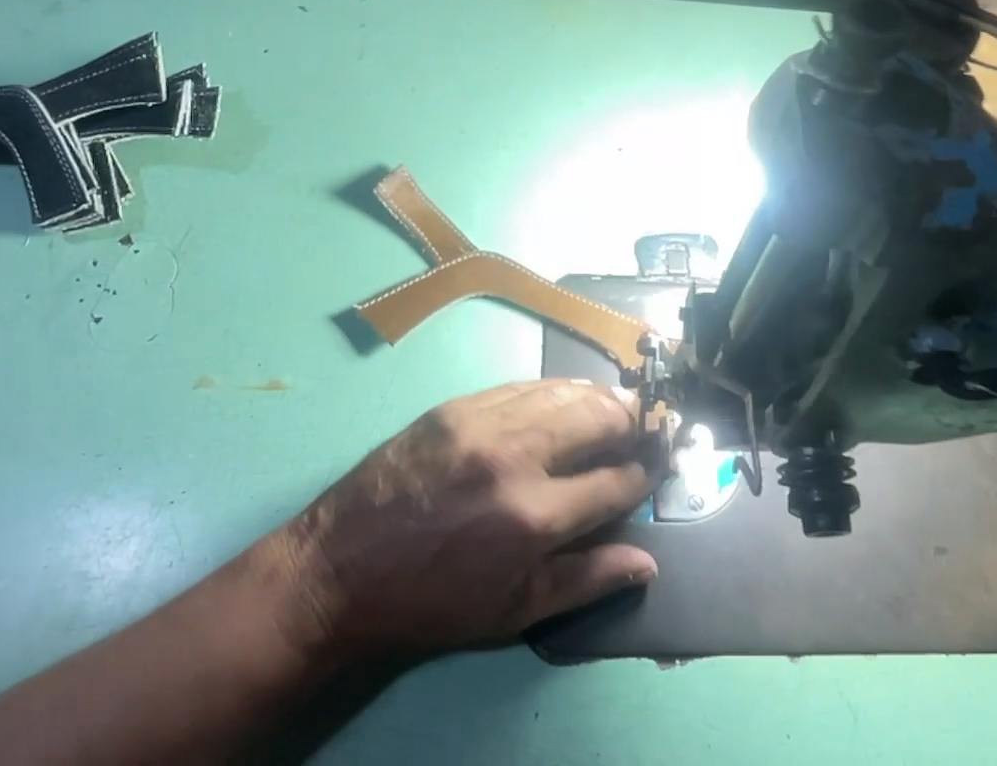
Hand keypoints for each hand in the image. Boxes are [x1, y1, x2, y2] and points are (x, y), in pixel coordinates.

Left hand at [272, 379, 659, 658]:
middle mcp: (514, 458)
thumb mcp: (513, 611)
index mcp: (533, 517)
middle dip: (632, 421)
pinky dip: (554, 391)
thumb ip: (587, 581)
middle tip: (644, 430)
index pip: (615, 480)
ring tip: (614, 409)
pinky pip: (522, 386)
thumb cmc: (430, 602)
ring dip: (599, 397)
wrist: (338, 569)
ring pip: (563, 391)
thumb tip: (648, 560)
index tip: (658, 467)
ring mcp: (481, 423)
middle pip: (598, 416)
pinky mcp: (454, 407)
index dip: (646, 473)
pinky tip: (564, 401)